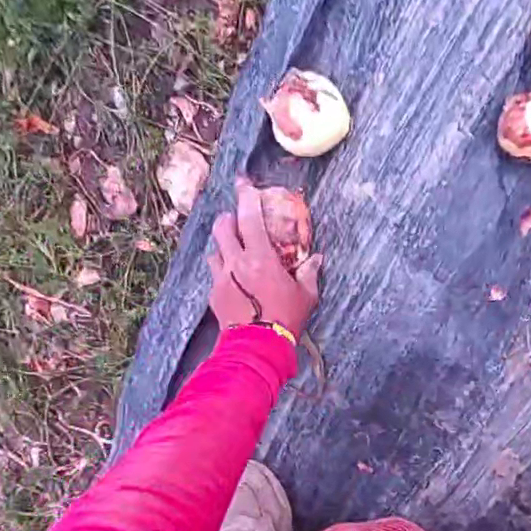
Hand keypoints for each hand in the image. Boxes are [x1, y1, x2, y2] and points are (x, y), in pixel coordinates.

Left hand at [207, 178, 322, 336]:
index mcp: (260, 257)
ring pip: (215, 249)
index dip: (246, 196)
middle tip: (238, 220)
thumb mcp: (305, 296)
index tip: (245, 183)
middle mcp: (236, 262)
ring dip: (224, 245)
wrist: (257, 347)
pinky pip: (215, 273)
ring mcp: (222, 278)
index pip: (249, 216)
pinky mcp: (214, 294)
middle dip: (229, 218)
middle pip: (222, 226)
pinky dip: (223, 270)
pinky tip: (234, 279)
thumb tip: (316, 259)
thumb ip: (309, 273)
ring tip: (235, 252)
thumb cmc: (285, 319)